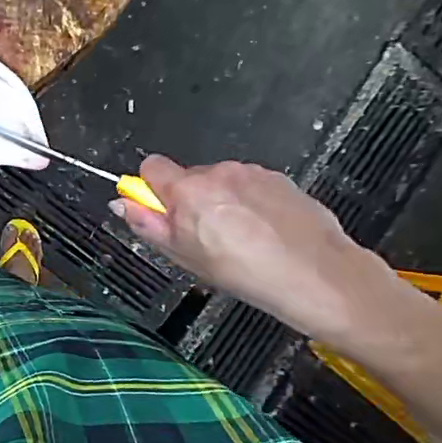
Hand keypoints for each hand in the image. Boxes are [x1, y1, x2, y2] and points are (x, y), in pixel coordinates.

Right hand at [109, 155, 412, 342]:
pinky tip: (260, 233)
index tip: (158, 210)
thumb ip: (147, 224)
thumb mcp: (182, 256)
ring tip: (236, 238)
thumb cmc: (249, 271)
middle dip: (188, 199)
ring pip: (219, 182)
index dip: (150, 188)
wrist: (318, 276)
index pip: (150, 166)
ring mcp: (251, 173)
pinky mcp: (279, 179)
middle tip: (200, 235)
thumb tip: (123, 204)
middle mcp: (218, 172)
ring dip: (220, 202)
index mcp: (188, 189)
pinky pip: (249, 186)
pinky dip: (248, 204)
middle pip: (187, 176)